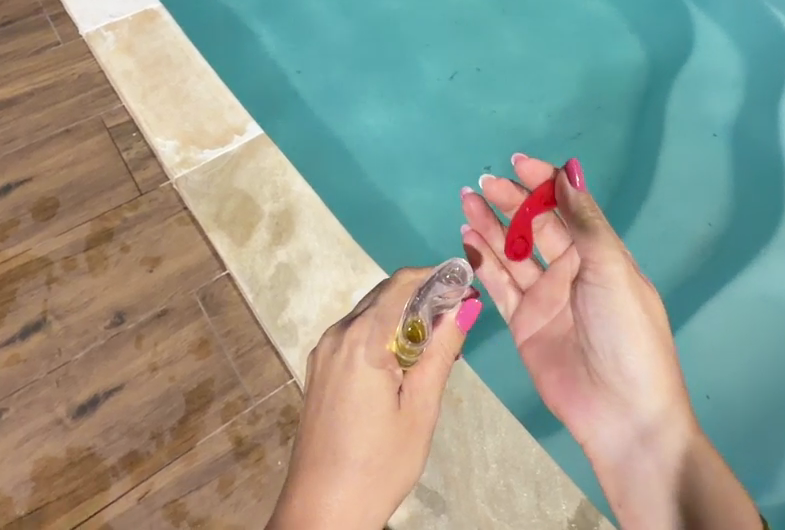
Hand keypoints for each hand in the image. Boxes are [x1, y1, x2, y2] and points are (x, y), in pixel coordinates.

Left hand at [268, 266, 482, 529]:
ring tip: (436, 347)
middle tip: (458, 319)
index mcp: (363, 338)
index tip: (465, 287)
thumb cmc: (378, 464)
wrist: (320, 510)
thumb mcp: (420, 409)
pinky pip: (355, 334)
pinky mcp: (319, 367)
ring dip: (402, 318)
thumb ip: (440, 352)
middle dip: (422, 298)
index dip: (435, 278)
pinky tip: (402, 363)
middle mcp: (338, 333)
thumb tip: (464, 307)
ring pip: (370, 314)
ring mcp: (324, 350)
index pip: (401, 284)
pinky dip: (382, 334)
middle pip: (384, 295)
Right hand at [463, 155, 760, 529]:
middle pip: (535, 225)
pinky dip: (482, 261)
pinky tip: (466, 238)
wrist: (623, 414)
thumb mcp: (612, 270)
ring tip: (466, 200)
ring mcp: (545, 297)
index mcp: (599, 255)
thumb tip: (567, 171)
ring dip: (490, 225)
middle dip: (511, 200)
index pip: (567, 207)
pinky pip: (498, 284)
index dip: (544, 184)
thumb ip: (584, 222)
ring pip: (511, 251)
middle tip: (485, 182)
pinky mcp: (523, 323)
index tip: (518, 163)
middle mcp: (571, 270)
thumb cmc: (627, 335)